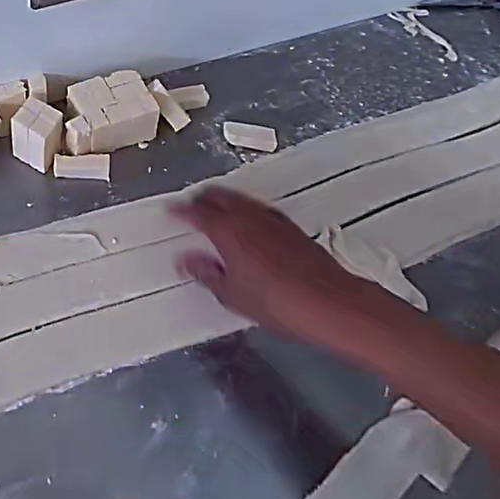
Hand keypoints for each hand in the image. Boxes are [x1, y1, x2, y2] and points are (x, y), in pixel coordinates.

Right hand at [172, 186, 391, 347]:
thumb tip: (188, 261)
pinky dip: (242, 210)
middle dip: (200, 200)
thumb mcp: (232, 294)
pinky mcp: (288, 224)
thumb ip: (206, 273)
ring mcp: (270, 217)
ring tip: (214, 216)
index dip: (179, 211)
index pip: (195, 211)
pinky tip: (245, 227)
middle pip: (217, 195)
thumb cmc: (279, 302)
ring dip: (222, 202)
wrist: (329, 303)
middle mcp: (248, 215)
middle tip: (189, 211)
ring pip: (237, 198)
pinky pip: (256, 207)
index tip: (170, 211)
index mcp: (227, 229)